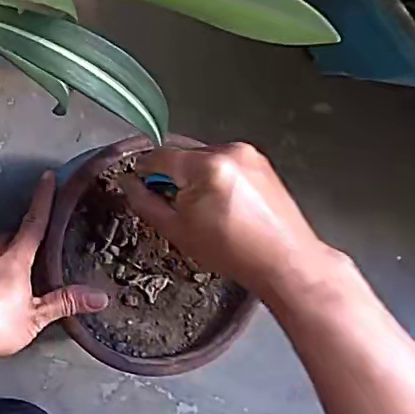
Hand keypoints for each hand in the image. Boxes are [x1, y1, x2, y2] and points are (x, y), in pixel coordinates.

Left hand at [0, 171, 108, 359]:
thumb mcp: (35, 316)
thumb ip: (65, 303)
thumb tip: (98, 297)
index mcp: (15, 258)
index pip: (34, 221)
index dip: (43, 198)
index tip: (48, 178)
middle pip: (14, 234)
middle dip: (28, 231)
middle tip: (43, 233)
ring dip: (12, 249)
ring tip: (26, 262)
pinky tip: (2, 282)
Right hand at [116, 142, 343, 299]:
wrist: (286, 261)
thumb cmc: (237, 252)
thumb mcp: (174, 229)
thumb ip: (143, 201)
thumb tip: (128, 184)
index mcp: (206, 166)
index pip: (156, 155)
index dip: (143, 172)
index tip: (141, 185)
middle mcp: (229, 152)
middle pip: (179, 154)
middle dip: (170, 175)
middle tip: (174, 204)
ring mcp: (247, 155)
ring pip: (200, 157)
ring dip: (192, 176)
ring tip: (202, 208)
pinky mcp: (259, 162)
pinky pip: (221, 162)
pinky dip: (213, 177)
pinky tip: (220, 204)